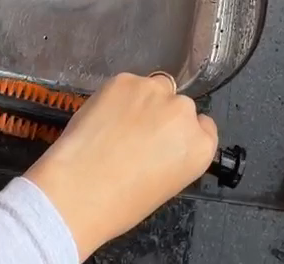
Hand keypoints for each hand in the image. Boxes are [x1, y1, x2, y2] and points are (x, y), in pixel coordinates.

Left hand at [25, 72, 217, 259]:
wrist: (79, 190)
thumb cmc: (120, 204)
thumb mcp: (163, 186)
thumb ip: (172, 155)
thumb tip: (159, 142)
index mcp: (200, 146)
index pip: (205, 126)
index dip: (183, 133)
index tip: (167, 142)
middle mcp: (184, 112)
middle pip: (179, 105)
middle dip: (163, 115)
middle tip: (138, 136)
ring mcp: (155, 91)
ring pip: (154, 88)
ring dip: (142, 101)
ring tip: (117, 125)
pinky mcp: (125, 79)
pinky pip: (127, 85)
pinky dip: (118, 97)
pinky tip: (102, 118)